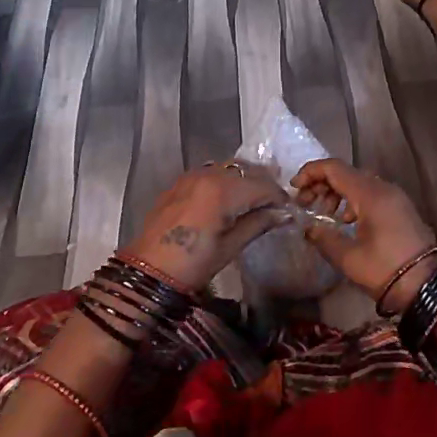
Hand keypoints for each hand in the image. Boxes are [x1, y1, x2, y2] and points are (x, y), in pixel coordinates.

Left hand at [125, 163, 290, 288]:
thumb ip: (258, 224)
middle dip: (264, 184)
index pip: (262, 185)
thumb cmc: (193, 263)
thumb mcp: (230, 247)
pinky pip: (210, 172)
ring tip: (254, 198)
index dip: (279, 197)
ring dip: (245, 179)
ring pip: (228, 167)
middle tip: (275, 204)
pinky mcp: (180, 182)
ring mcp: (191, 176)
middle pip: (246, 170)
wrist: (149, 269)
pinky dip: (225, 179)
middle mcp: (208, 175)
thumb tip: (284, 215)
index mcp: (222, 191)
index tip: (288, 210)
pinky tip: (229, 196)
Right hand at [291, 159, 436, 309]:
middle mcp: (383, 188)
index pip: (334, 168)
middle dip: (321, 184)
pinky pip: (371, 195)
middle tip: (305, 204)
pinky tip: (344, 222)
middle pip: (346, 173)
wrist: (428, 286)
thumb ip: (323, 238)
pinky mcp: (400, 209)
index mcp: (370, 194)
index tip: (294, 189)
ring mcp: (395, 198)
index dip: (310, 173)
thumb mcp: (348, 257)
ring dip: (336, 193)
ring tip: (323, 215)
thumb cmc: (386, 269)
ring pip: (359, 183)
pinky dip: (352, 201)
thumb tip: (308, 228)